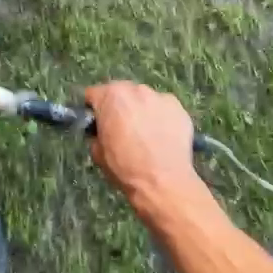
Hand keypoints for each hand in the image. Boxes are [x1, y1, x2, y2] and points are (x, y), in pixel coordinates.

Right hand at [86, 82, 208, 210]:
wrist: (163, 182)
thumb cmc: (125, 167)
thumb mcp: (98, 152)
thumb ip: (97, 133)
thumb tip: (102, 132)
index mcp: (109, 96)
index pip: (94, 94)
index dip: (95, 109)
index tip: (99, 123)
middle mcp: (134, 89)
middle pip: (121, 92)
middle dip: (120, 106)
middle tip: (123, 128)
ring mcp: (159, 97)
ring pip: (144, 99)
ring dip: (141, 110)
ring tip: (147, 133)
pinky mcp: (179, 108)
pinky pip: (164, 108)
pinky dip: (162, 118)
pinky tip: (163, 136)